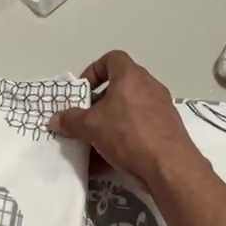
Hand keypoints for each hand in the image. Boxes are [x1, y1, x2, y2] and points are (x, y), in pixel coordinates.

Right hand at [50, 50, 210, 189]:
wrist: (169, 166)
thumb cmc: (127, 134)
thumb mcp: (90, 126)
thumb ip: (71, 120)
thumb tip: (55, 119)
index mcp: (131, 76)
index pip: (112, 58)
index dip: (94, 71)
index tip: (83, 91)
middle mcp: (149, 86)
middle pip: (120, 85)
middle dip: (100, 101)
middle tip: (87, 118)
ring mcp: (162, 107)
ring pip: (130, 108)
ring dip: (112, 120)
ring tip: (97, 140)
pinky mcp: (169, 128)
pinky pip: (141, 125)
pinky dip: (126, 135)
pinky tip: (113, 156)